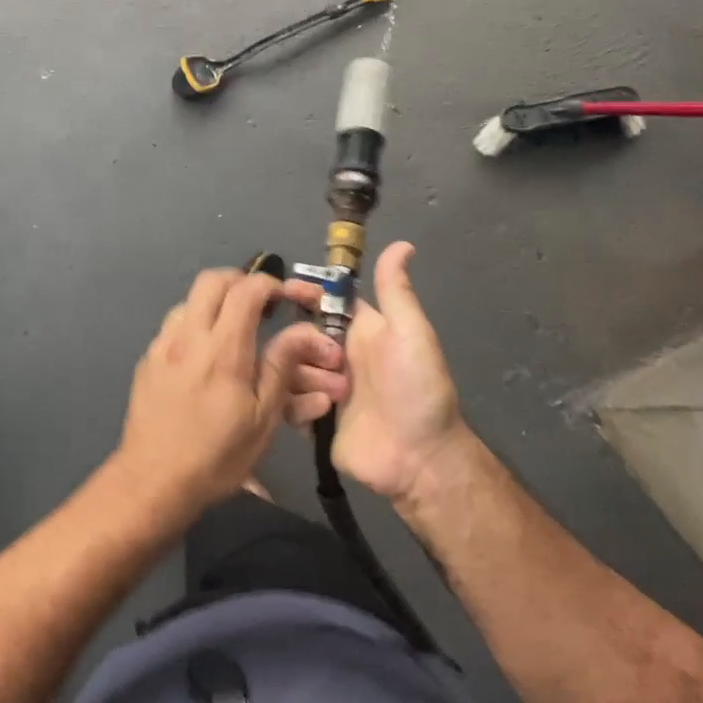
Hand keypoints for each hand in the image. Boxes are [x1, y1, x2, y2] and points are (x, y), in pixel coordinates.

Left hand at [115, 269, 345, 513]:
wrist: (152, 482)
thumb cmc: (216, 457)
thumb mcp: (262, 419)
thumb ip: (281, 367)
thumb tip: (302, 332)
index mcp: (222, 349)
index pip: (247, 290)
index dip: (274, 285)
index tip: (292, 299)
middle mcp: (188, 336)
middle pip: (213, 280)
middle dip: (242, 282)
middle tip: (264, 304)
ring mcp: (162, 345)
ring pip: (190, 300)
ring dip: (216, 303)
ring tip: (237, 330)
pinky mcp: (147, 360)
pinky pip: (174, 325)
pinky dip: (196, 325)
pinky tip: (207, 356)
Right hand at [283, 242, 467, 504]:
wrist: (419, 458)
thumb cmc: (419, 390)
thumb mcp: (412, 334)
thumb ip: (397, 291)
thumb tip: (402, 243)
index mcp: (360, 331)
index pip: (322, 301)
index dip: (303, 293)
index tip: (283, 291)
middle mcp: (336, 355)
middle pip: (297, 333)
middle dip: (304, 341)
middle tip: (332, 361)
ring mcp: (321, 387)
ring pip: (286, 366)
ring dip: (306, 376)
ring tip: (334, 395)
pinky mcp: (310, 418)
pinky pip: (284, 400)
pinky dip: (297, 404)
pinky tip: (321, 413)